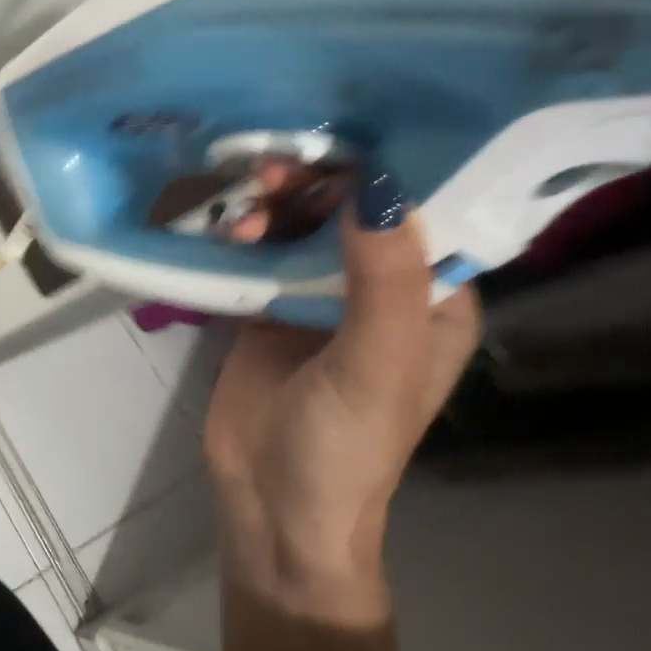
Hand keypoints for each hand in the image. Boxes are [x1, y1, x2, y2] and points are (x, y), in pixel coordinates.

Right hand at [204, 202, 479, 624]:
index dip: (385, 176)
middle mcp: (378, 292)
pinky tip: (220, 229)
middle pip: (350, 215)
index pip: (421, 218)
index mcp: (430, 303)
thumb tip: (376, 186)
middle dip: (314, 187)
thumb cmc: (344, 446)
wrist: (270, 505)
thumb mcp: (373, 366)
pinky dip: (239, 234)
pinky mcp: (264, 310)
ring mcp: (316, 300)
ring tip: (238, 212)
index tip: (338, 146)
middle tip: (268, 176)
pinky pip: (256, 255)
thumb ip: (380, 281)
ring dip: (271, 208)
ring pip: (299, 229)